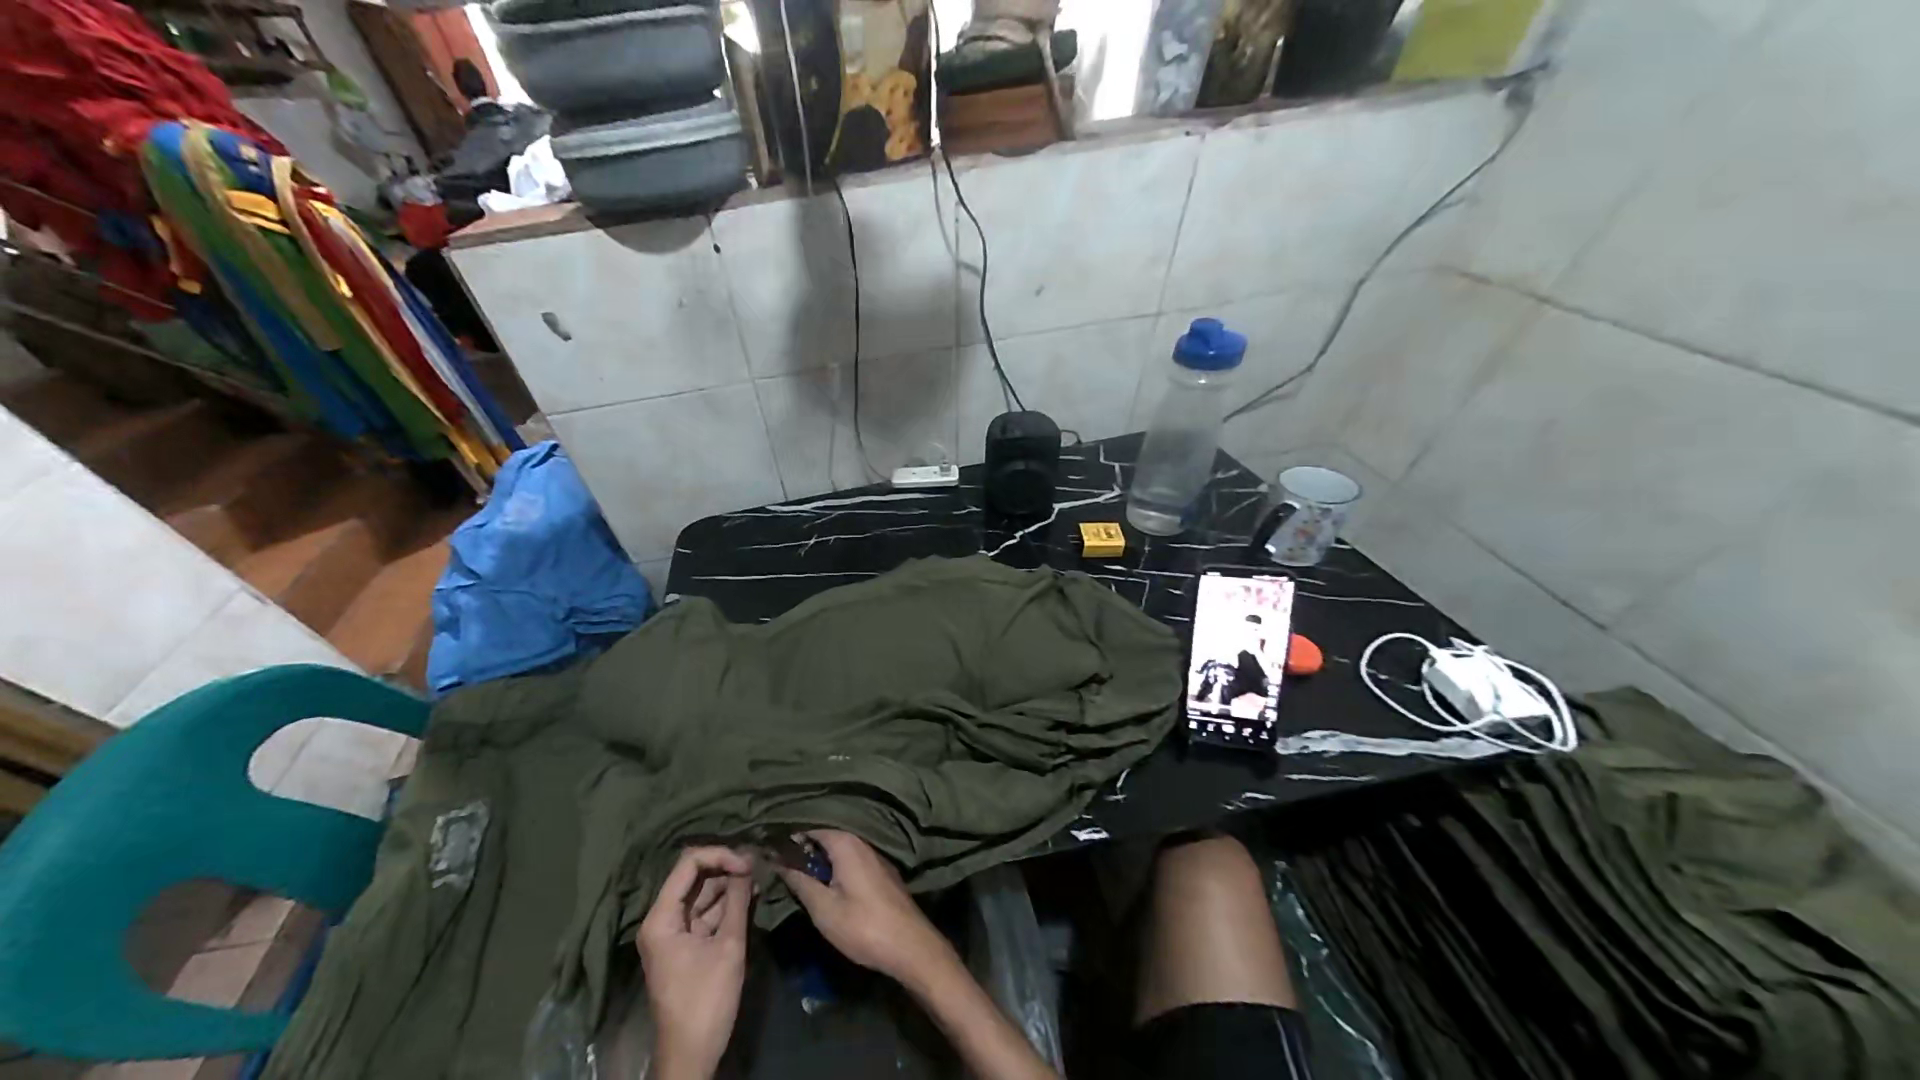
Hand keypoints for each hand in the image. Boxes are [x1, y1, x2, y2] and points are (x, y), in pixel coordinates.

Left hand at [637, 846, 754, 1079]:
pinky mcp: (686, 944)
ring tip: (760, 878)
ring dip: (730, 885)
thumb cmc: (706, 1000)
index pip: (688, 864)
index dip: (720, 856)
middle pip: (694, 877)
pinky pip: (706, 913)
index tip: (748, 864)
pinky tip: (751, 896)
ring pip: (703, 894)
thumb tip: (748, 861)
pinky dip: (727, 904)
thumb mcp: (728, 945)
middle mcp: (662, 919)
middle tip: (759, 865)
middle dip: (726, 868)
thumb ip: (738, 900)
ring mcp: (673, 933)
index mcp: (661, 918)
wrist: (691, 1054)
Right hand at [775, 830, 954, 987]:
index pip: (809, 829)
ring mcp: (874, 858)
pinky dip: (835, 871)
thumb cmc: (863, 926)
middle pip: (824, 840)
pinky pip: (851, 864)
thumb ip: (799, 880)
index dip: (788, 841)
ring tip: (796, 882)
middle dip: (802, 853)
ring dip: (818, 864)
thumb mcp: (823, 907)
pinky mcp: (881, 874)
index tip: (767, 854)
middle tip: (778, 871)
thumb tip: (776, 858)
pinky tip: (825, 889)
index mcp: (846, 843)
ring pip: (838, 853)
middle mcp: (861, 842)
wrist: (911, 947)